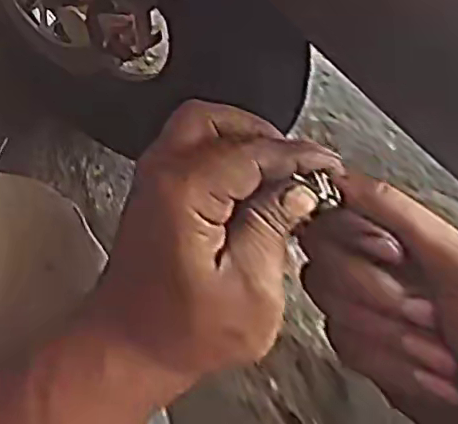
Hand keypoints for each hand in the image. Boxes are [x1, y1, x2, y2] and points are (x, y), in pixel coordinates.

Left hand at [73, 103, 341, 401]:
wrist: (132, 338)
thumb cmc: (183, 329)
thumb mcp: (250, 292)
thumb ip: (271, 230)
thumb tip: (296, 191)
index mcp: (182, 192)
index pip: (245, 151)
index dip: (292, 154)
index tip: (324, 163)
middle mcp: (160, 172)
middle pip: (209, 118)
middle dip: (258, 131)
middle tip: (298, 160)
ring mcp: (152, 176)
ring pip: (196, 127)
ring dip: (239, 138)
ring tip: (281, 171)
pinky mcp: (154, 187)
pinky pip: (188, 148)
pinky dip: (222, 152)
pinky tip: (252, 183)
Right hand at [300, 175, 457, 423]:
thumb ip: (399, 213)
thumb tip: (341, 173)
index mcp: (405, 239)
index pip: (334, 209)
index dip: (351, 231)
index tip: (388, 253)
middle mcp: (385, 270)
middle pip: (321, 254)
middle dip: (374, 291)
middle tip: (426, 312)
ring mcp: (378, 314)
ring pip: (328, 299)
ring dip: (388, 334)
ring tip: (442, 355)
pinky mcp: (376, 358)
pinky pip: (343, 344)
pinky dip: (391, 366)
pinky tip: (434, 378)